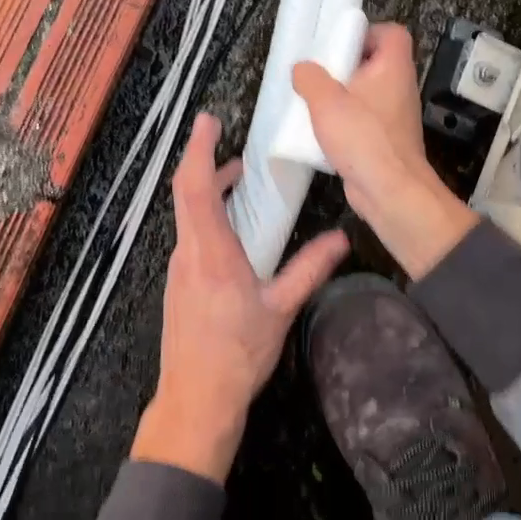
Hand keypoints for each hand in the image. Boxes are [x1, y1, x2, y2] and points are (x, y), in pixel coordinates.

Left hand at [132, 113, 349, 481]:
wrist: (195, 401)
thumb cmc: (238, 355)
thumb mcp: (281, 310)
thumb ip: (310, 269)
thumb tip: (342, 238)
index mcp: (211, 252)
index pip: (196, 187)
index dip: (199, 149)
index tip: (208, 120)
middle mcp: (187, 252)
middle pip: (185, 191)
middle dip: (201, 157)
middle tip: (220, 133)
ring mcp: (178, 267)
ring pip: (186, 212)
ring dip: (205, 187)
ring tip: (235, 176)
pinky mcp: (178, 281)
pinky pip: (189, 233)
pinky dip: (205, 212)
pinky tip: (229, 224)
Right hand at [293, 23, 478, 279]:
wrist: (391, 192)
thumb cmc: (363, 138)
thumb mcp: (325, 101)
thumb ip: (309, 78)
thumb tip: (302, 69)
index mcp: (393, 67)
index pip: (392, 33)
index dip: (367, 32)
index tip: (340, 44)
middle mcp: (400, 87)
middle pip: (375, 62)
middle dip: (345, 66)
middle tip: (320, 74)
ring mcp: (395, 115)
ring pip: (367, 93)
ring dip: (342, 96)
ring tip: (315, 104)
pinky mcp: (387, 139)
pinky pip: (365, 119)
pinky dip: (346, 122)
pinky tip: (323, 133)